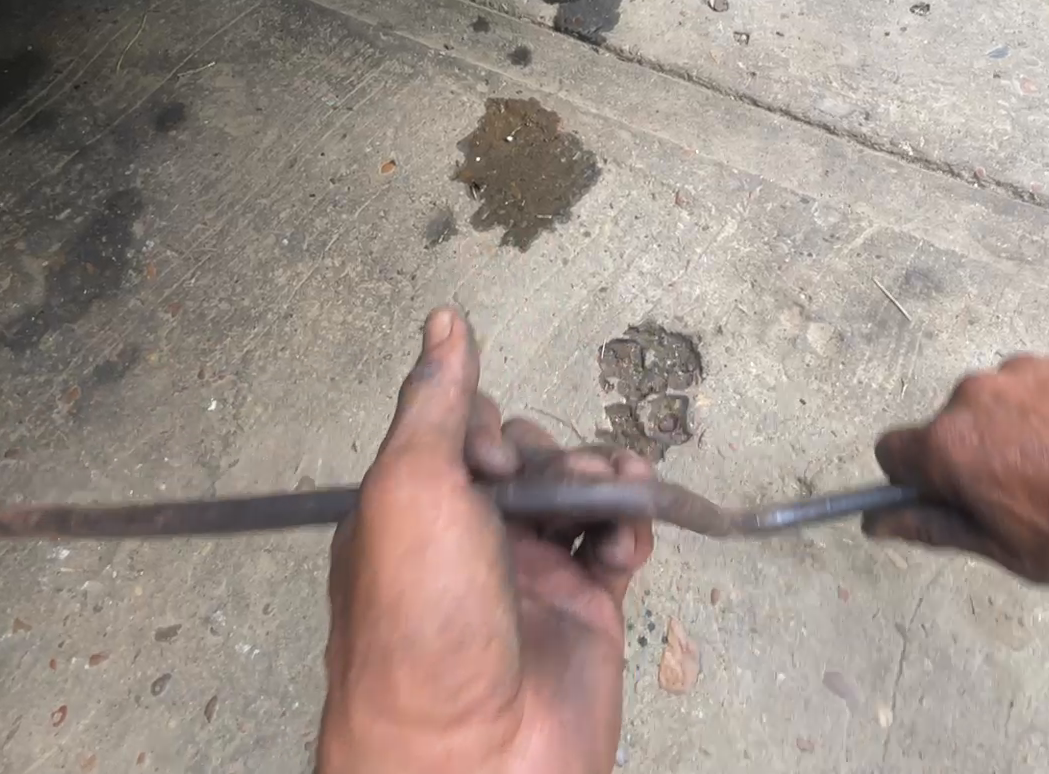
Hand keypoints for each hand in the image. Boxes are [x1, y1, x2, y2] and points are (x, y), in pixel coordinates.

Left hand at [318, 308, 655, 773]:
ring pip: (581, 494)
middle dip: (558, 455)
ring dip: (606, 479)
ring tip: (623, 489)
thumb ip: (436, 399)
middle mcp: (475, 534)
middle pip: (534, 457)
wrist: (477, 756)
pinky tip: (634, 526)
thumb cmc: (426, 613)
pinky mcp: (584, 606)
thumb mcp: (414, 486)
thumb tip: (444, 318)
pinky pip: (616, 544)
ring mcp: (532, 570)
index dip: (492, 430)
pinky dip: (631, 526)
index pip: (471, 431)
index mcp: (422, 505)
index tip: (495, 466)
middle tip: (563, 483)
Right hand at [864, 356, 1048, 590]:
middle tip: (1028, 494)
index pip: (892, 452)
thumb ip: (936, 528)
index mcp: (950, 444)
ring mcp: (1021, 371)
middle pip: (947, 427)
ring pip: (993, 405)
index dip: (918, 482)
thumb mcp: (1013, 552)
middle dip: (971, 456)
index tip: (959, 502)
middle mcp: (972, 395)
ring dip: (1011, 430)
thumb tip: (875, 524)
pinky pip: (1036, 387)